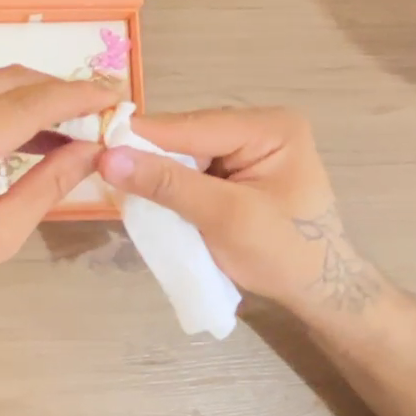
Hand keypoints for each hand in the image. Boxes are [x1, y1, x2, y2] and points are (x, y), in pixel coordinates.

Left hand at [0, 66, 118, 313]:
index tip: (115, 99)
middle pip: (11, 81)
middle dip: (61, 91)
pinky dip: (10, 103)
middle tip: (102, 113)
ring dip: (37, 95)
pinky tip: (38, 128)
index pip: (25, 106)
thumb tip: (92, 150)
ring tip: (77, 123)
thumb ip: (47, 187)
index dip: (76, 98)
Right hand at [97, 107, 384, 316]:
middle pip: (187, 135)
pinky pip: (195, 168)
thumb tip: (108, 158)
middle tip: (101, 168)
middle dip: (150, 154)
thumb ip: (168, 184)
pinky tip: (148, 193)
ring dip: (158, 170)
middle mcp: (260, 126)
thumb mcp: (224, 217)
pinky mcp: (240, 171)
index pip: (192, 124)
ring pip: (187, 152)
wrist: (321, 291)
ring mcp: (251, 148)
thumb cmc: (283, 253)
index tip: (93, 145)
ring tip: (117, 181)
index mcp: (270, 126)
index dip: (142, 137)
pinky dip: (172, 183)